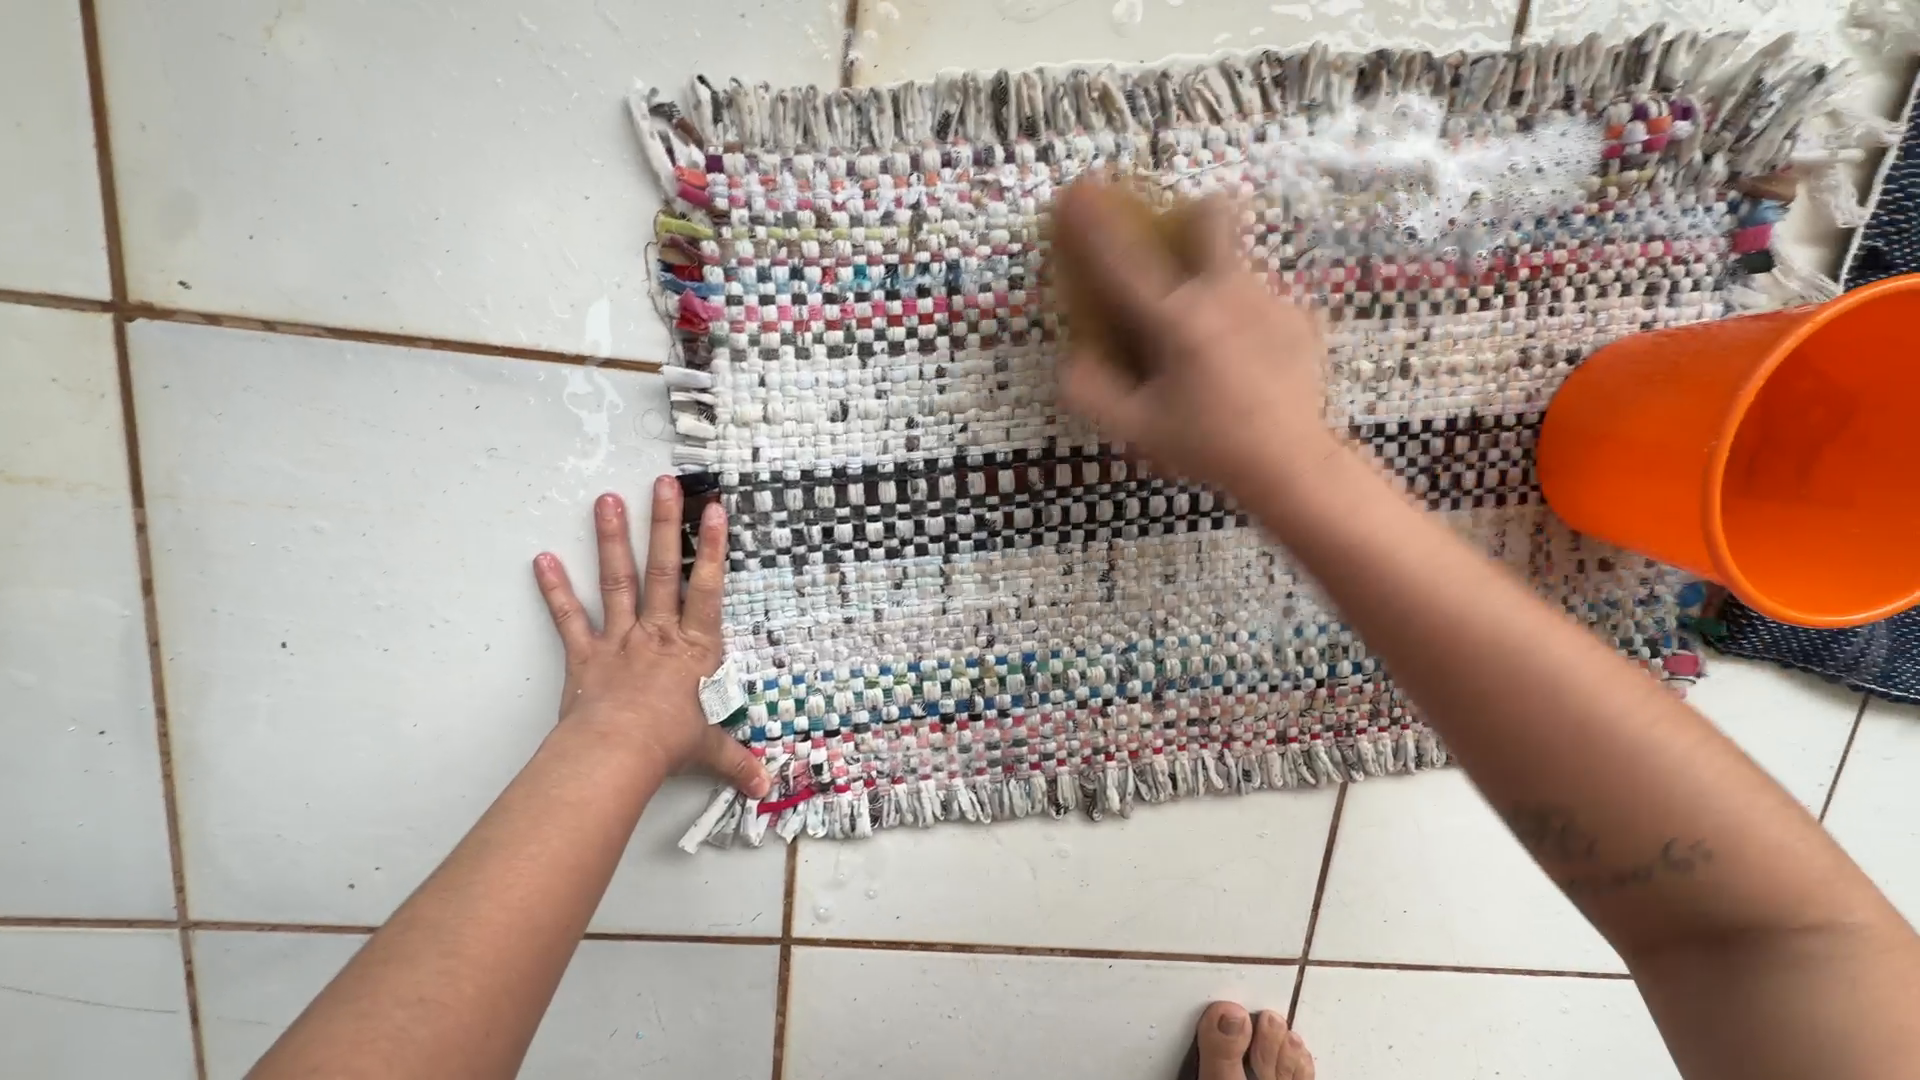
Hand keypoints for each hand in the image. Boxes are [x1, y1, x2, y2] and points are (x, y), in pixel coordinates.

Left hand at [530, 477, 767, 797]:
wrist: (616, 756)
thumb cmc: (668, 746)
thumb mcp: (711, 751)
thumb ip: (738, 762)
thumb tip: (765, 788)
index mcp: (694, 648)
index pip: (708, 588)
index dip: (713, 547)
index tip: (714, 509)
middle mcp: (658, 633)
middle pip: (663, 569)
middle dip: (665, 523)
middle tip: (663, 483)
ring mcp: (619, 639)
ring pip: (618, 580)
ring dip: (612, 539)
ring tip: (607, 500)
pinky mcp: (585, 655)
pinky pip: (569, 618)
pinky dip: (555, 589)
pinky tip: (543, 559)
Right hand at [1051, 179, 1344, 501]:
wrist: (1290, 464)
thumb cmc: (1206, 445)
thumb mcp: (1135, 429)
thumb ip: (1092, 392)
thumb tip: (1074, 360)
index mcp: (1177, 319)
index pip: (1124, 261)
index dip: (1094, 223)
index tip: (1077, 189)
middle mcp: (1225, 294)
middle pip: (1212, 218)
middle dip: (1191, 217)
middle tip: (1180, 251)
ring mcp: (1269, 301)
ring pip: (1237, 265)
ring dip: (1216, 287)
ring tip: (1215, 345)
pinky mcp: (1300, 319)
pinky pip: (1264, 302)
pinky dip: (1247, 321)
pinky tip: (1248, 363)